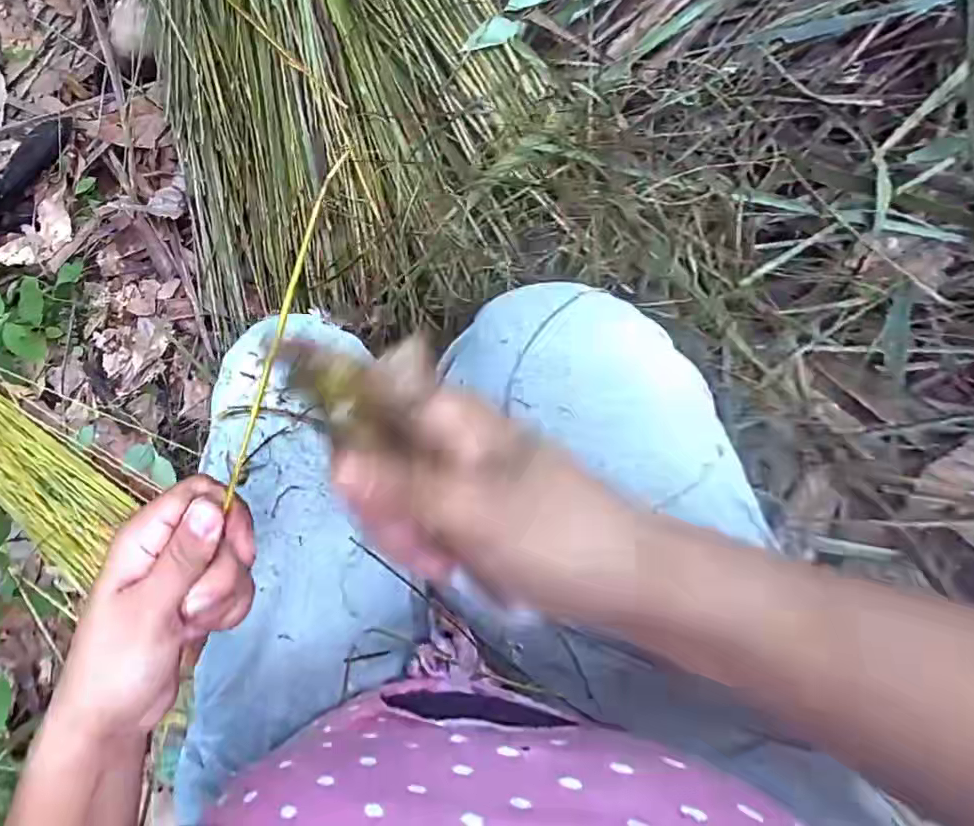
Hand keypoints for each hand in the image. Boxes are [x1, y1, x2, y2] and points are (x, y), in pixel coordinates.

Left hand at [47, 476, 255, 744]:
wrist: (113, 719)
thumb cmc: (116, 661)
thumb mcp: (149, 608)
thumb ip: (184, 556)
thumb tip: (213, 505)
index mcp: (146, 533)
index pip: (198, 492)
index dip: (224, 512)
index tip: (234, 550)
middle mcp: (167, 544)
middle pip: (224, 523)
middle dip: (225, 566)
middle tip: (197, 603)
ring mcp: (185, 572)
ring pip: (233, 559)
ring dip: (224, 594)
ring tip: (190, 622)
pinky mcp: (200, 598)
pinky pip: (233, 588)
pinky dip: (228, 610)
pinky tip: (202, 630)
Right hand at [327, 346, 644, 621]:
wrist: (639, 582)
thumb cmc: (555, 534)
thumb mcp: (468, 512)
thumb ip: (396, 487)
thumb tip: (335, 465)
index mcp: (445, 410)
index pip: (367, 391)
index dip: (344, 425)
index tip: (352, 482)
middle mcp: (442, 428)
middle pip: (371, 446)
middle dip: (379, 500)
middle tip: (411, 543)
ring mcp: (452, 464)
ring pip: (391, 484)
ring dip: (403, 528)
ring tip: (439, 564)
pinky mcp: (463, 497)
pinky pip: (417, 509)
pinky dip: (424, 539)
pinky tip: (448, 565)